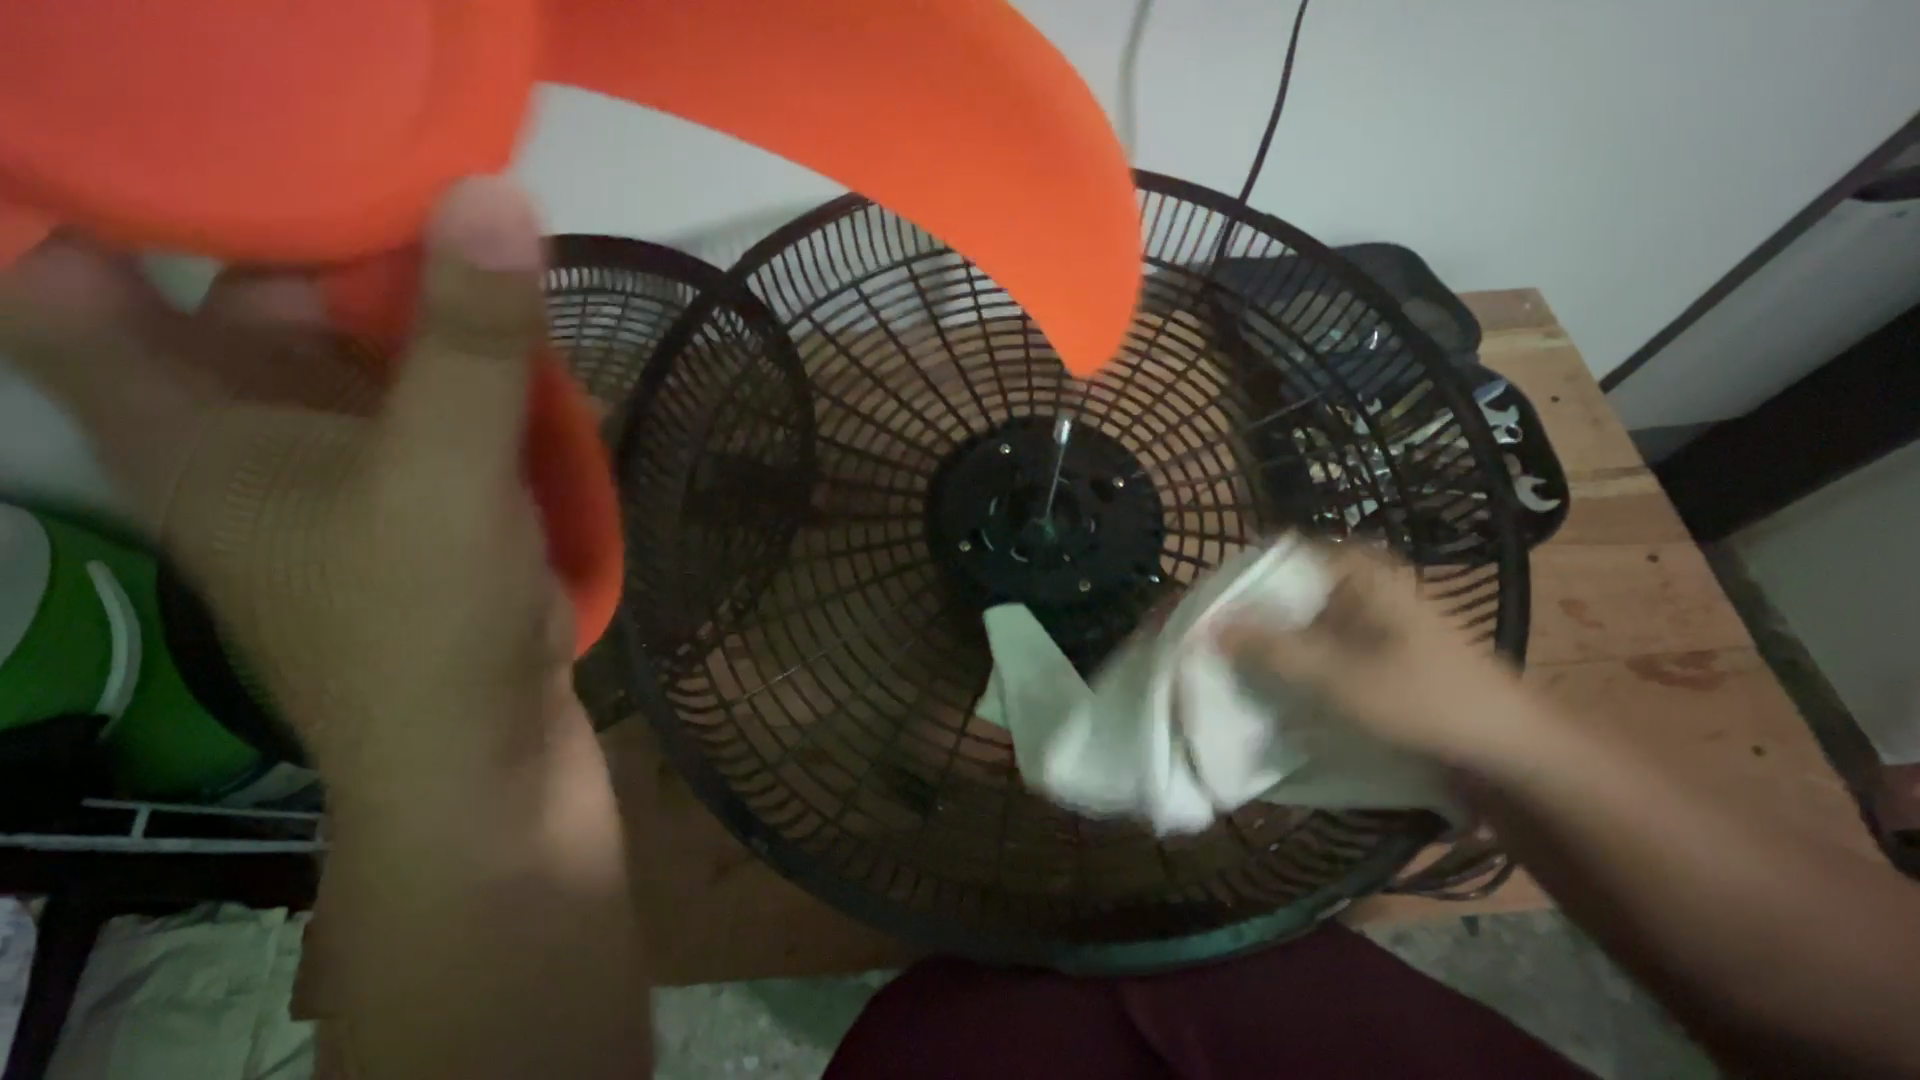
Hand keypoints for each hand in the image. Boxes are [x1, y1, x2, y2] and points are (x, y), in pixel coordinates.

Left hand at [0, 177, 569, 787]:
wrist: (482, 756)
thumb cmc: (420, 627)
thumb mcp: (442, 474)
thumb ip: (467, 341)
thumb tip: (494, 192)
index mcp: (184, 420)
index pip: (78, 273)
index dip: (126, 192)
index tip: (235, 129)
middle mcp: (244, 429)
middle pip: (250, 289)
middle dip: (331, 233)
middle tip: (422, 172)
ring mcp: (338, 462)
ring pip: (357, 344)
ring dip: (423, 304)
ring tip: (492, 248)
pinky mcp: (416, 491)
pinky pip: (426, 396)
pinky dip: (469, 366)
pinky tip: (529, 350)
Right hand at [1217, 541, 1531, 763]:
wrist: (1507, 752)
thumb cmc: (1425, 701)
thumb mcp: (1337, 677)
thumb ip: (1269, 650)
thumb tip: (1206, 627)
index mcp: (1356, 570)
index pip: (1274, 556)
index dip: (1230, 581)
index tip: (1195, 610)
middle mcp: (1362, 583)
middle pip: (1283, 589)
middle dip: (1242, 616)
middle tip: (1201, 644)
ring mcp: (1371, 617)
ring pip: (1298, 621)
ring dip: (1264, 644)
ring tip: (1223, 667)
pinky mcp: (1376, 651)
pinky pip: (1317, 646)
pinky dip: (1290, 662)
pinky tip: (1267, 687)